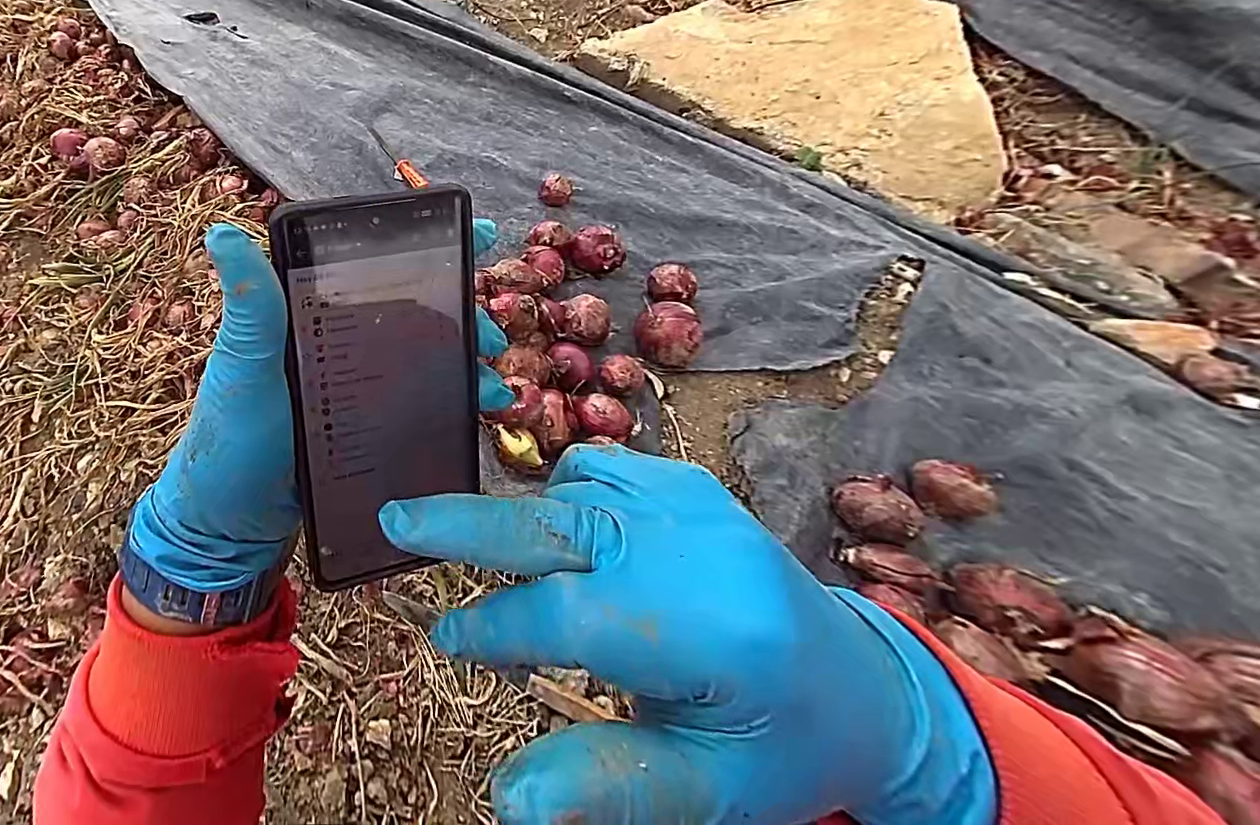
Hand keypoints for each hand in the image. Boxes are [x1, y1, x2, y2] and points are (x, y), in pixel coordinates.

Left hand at [125, 219, 514, 595]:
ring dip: (467, 361)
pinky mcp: (376, 422)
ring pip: (430, 355)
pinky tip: (478, 412)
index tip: (482, 232)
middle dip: (464, 314)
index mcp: (314, 313)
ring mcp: (364, 382)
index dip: (430, 246)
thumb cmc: (230, 441)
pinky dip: (455, 399)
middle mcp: (344, 338)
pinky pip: (425, 399)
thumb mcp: (245, 368)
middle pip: (419, 309)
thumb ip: (250, 306)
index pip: (375, 266)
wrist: (234, 525)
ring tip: (491, 388)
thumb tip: (221, 233)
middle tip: (489, 337)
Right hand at [379, 445, 996, 824]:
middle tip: (397, 516)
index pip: (563, 616)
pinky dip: (566, 497)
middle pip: (553, 521)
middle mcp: (690, 541)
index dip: (492, 628)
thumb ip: (612, 783)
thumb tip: (509, 800)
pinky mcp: (690, 480)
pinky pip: (601, 469)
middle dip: (465, 522)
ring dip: (525, 520)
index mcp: (703, 625)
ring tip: (509, 567)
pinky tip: (572, 539)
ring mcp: (691, 497)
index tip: (442, 641)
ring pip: (571, 486)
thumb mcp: (711, 791)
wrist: (862, 678)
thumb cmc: (786, 746)